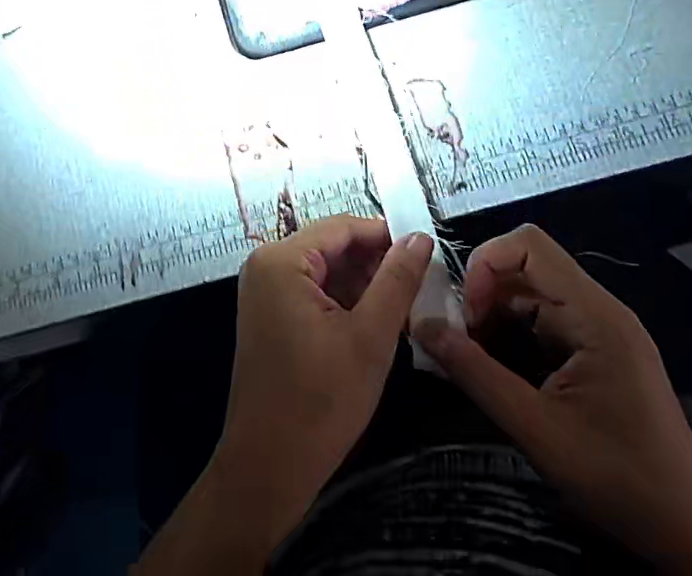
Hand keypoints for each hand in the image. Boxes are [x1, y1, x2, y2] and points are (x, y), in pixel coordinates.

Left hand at [135, 216, 432, 572]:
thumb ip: (396, 281)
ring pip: (324, 271)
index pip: (341, 227)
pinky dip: (343, 302)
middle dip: (375, 263)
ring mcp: (264, 291)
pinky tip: (375, 324)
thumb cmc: (321, 400)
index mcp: (281, 261)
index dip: (386, 235)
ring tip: (405, 309)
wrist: (269, 463)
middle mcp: (265, 266)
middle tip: (421, 288)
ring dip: (363, 285)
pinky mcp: (269, 315)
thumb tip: (418, 237)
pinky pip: (311, 292)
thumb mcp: (370, 337)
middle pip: (331, 247)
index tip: (428, 253)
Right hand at [414, 225, 691, 574]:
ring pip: (527, 287)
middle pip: (524, 261)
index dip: (485, 264)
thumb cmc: (620, 477)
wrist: (690, 527)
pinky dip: (506, 326)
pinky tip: (491, 360)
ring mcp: (596, 326)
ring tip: (468, 349)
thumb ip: (475, 373)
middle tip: (459, 333)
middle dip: (481, 288)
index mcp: (595, 317)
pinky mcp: (591, 345)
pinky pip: (538, 314)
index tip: (466, 313)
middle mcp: (597, 309)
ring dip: (490, 309)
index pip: (529, 245)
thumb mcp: (537, 430)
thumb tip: (420, 327)